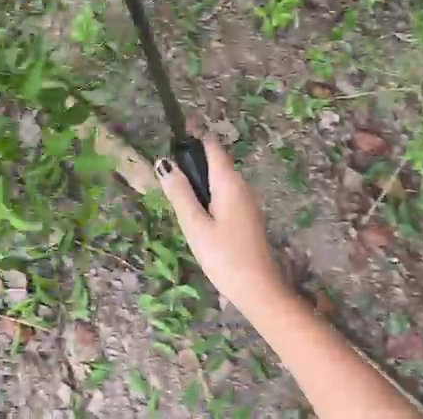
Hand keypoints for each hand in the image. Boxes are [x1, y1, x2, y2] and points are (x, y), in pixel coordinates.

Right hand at [156, 134, 286, 312]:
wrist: (259, 291)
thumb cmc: (224, 256)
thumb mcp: (194, 225)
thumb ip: (179, 192)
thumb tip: (163, 162)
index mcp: (228, 182)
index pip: (211, 144)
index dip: (193, 134)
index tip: (172, 132)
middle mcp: (240, 185)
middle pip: (215, 160)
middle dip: (192, 158)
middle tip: (166, 168)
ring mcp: (246, 202)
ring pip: (219, 178)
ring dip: (199, 178)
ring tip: (175, 191)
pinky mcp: (246, 217)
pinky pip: (224, 194)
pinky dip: (208, 193)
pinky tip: (195, 212)